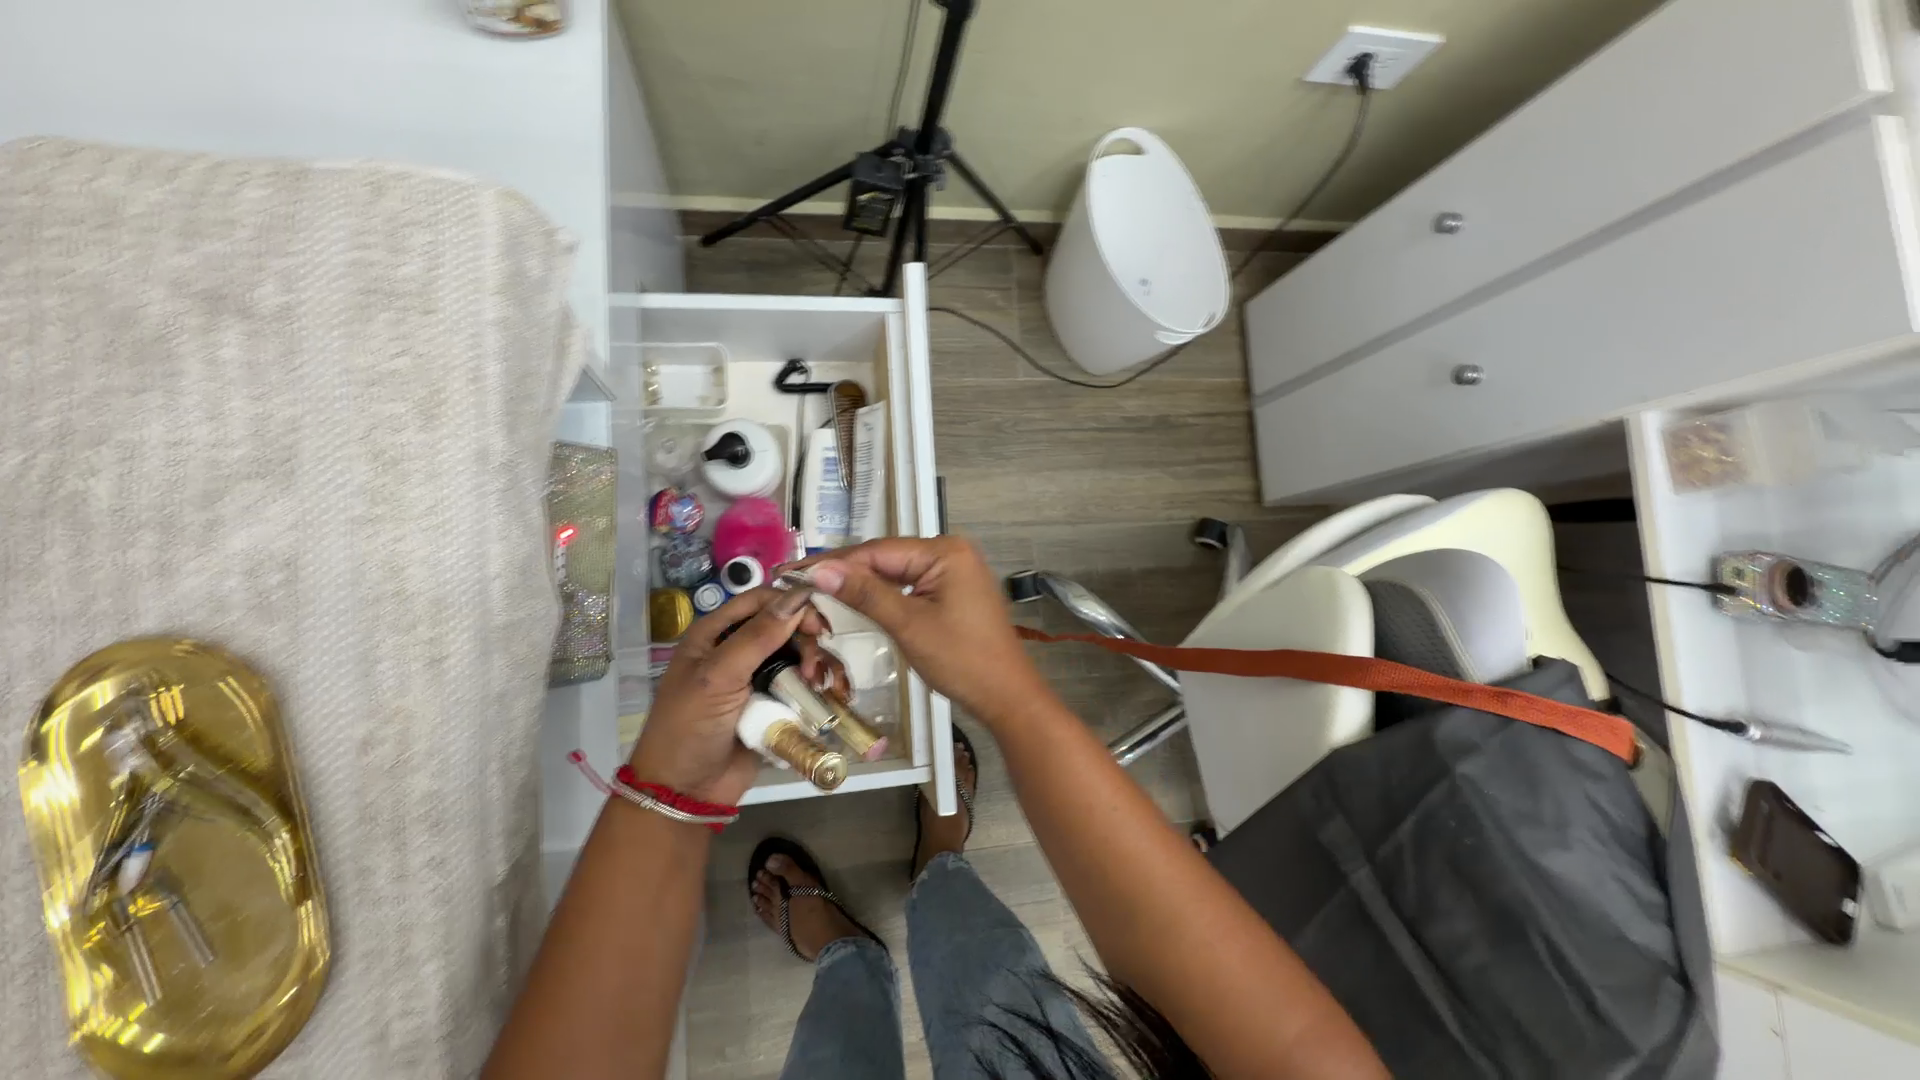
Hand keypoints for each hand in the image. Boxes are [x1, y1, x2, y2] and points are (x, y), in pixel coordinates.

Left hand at [628, 586, 823, 806]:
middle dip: (808, 642)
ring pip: (801, 657)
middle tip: (816, 669)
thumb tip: (798, 596)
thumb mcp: (719, 677)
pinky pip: (805, 687)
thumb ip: (757, 637)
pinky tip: (834, 696)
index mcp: (715, 635)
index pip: (760, 601)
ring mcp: (758, 680)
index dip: (791, 605)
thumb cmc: (690, 727)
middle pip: (787, 627)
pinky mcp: (775, 706)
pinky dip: (822, 688)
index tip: (817, 624)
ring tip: (822, 688)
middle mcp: (738, 651)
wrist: (685, 792)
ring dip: (819, 666)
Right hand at [793, 537, 1050, 724]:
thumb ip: (865, 594)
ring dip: (861, 583)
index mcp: (945, 551)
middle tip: (799, 580)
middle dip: (845, 571)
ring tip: (817, 589)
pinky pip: (910, 587)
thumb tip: (821, 570)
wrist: (1006, 695)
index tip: (795, 570)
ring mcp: (955, 572)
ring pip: (896, 573)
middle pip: (886, 558)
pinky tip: (855, 600)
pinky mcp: (953, 592)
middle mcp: (951, 552)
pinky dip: (883, 595)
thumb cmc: (961, 660)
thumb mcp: (908, 624)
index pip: (878, 550)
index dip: (835, 562)